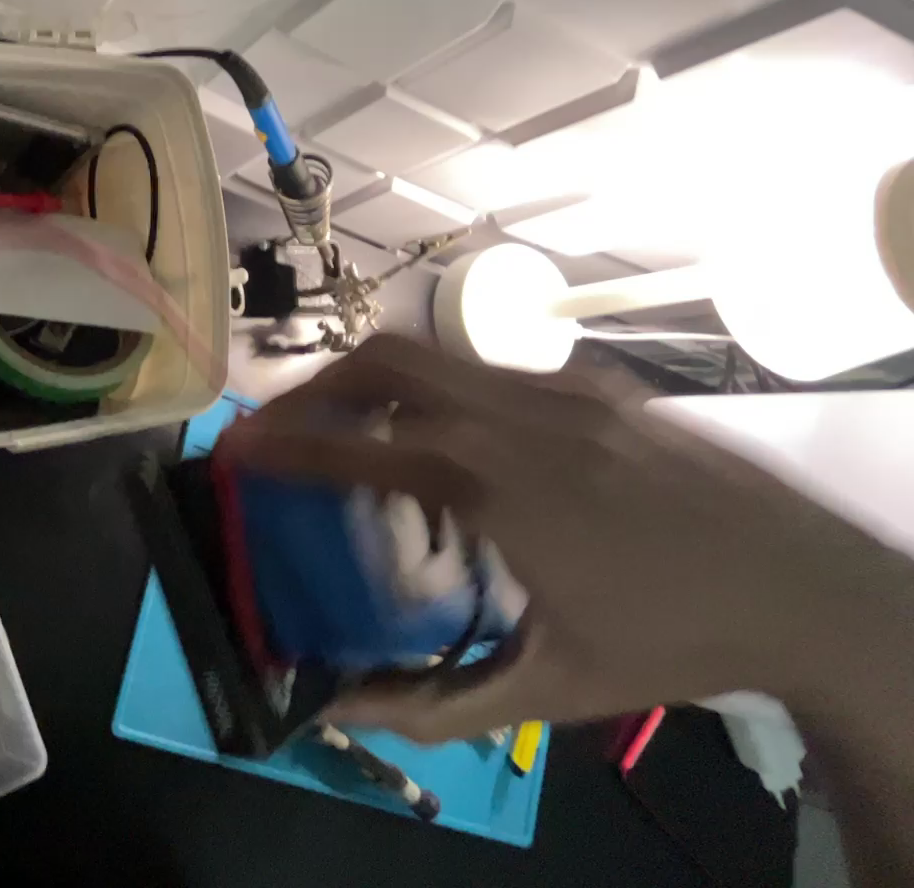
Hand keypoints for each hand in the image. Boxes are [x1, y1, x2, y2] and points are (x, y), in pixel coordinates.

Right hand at [215, 335, 880, 742]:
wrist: (830, 596)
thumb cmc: (678, 646)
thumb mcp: (549, 690)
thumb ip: (433, 703)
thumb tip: (336, 708)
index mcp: (498, 490)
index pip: (357, 448)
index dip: (282, 446)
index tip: (231, 449)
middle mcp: (518, 419)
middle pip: (380, 365)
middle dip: (309, 389)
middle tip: (275, 427)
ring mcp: (558, 390)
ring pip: (425, 353)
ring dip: (362, 381)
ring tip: (338, 422)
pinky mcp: (590, 383)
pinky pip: (476, 367)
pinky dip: (427, 387)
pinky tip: (435, 431)